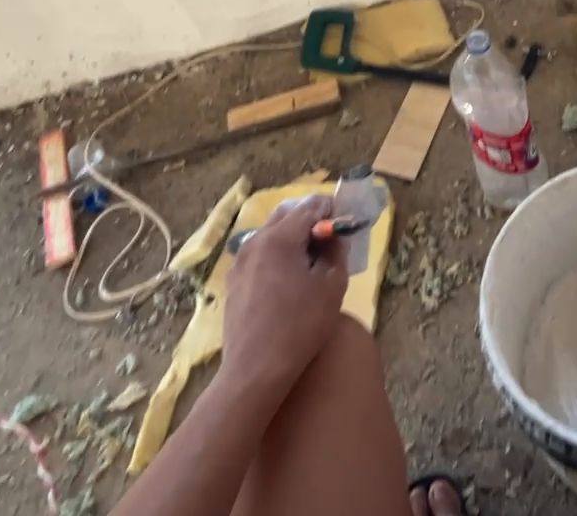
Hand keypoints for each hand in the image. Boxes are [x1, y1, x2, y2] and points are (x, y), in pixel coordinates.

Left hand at [222, 193, 349, 392]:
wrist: (256, 370)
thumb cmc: (301, 325)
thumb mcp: (333, 285)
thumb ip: (336, 251)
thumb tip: (334, 237)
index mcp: (280, 238)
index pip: (311, 206)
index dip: (332, 211)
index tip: (344, 226)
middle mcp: (254, 242)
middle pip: (286, 215)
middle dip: (309, 221)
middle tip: (328, 243)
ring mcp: (239, 262)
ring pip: (271, 234)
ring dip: (292, 238)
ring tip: (309, 264)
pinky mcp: (233, 282)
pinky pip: (259, 255)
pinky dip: (276, 256)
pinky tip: (288, 282)